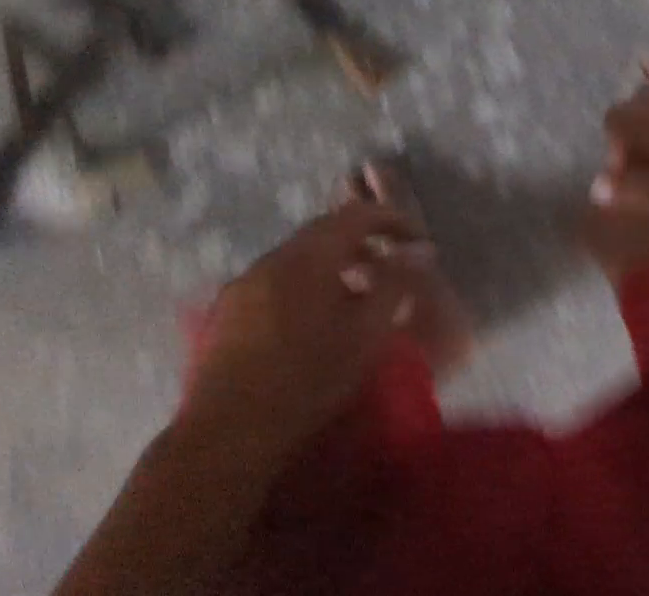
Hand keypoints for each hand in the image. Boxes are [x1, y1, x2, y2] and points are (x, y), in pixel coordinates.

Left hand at [181, 200, 435, 456]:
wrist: (228, 433)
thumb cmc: (308, 380)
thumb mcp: (367, 333)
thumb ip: (396, 284)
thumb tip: (421, 251)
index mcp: (309, 257)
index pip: (357, 215)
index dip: (392, 220)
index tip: (416, 242)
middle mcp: (273, 258)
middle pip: (325, 231)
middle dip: (363, 241)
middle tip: (390, 268)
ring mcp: (245, 283)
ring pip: (299, 256)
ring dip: (333, 264)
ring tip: (356, 297)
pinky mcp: (227, 311)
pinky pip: (277, 279)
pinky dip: (305, 283)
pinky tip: (313, 320)